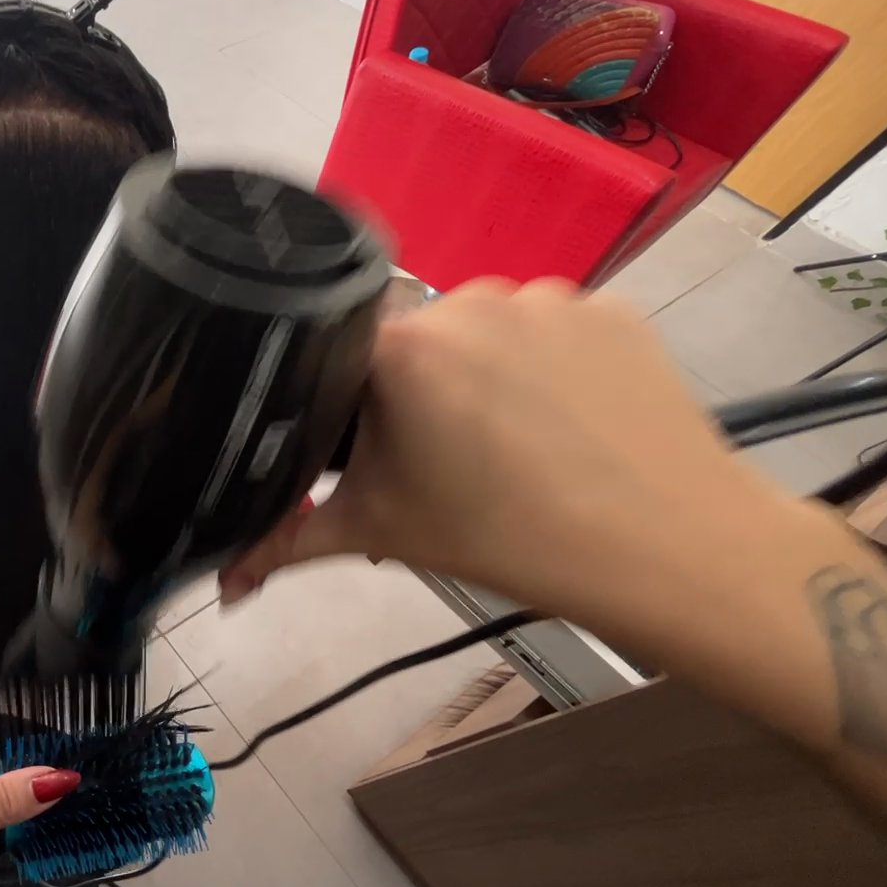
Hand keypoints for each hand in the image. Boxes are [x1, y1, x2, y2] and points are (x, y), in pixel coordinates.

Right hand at [220, 278, 801, 616]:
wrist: (666, 551)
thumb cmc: (501, 536)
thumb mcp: (376, 531)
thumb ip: (283, 546)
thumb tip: (221, 587)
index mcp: (397, 351)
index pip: (333, 348)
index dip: (337, 392)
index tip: (355, 433)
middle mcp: (465, 303)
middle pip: (405, 334)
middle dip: (403, 382)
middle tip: (424, 445)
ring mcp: (545, 298)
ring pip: (474, 326)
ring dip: (470, 366)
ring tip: (494, 430)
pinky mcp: (609, 307)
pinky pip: (543, 323)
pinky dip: (537, 359)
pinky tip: (553, 411)